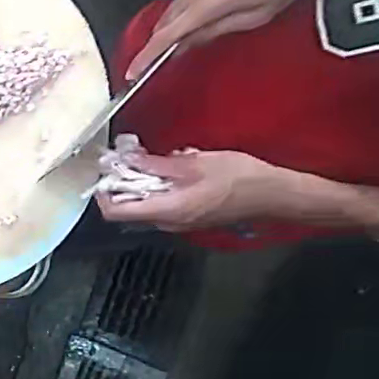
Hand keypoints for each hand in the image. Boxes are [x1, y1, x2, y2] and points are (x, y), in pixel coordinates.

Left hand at [97, 151, 357, 232]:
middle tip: (127, 156)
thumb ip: (159, 164)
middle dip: (124, 182)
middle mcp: (168, 222)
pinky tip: (174, 166)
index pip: (116, 212)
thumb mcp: (197, 163)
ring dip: (143, 181)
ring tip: (152, 157)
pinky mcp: (189, 216)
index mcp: (167, 211)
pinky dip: (160, 185)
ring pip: (147, 203)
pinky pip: (163, 202)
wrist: (276, 195)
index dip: (102, 193)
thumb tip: (129, 161)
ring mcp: (179, 222)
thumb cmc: (241, 178)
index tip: (103, 171)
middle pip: (130, 207)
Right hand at [125, 0, 356, 80]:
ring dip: (178, 23)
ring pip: (177, 5)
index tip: (134, 71)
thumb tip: (188, 43)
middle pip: (167, 21)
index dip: (147, 56)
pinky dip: (189, 4)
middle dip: (162, 42)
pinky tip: (206, 9)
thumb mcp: (257, 15)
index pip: (166, 35)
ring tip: (193, 35)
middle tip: (163, 59)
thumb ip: (215, 31)